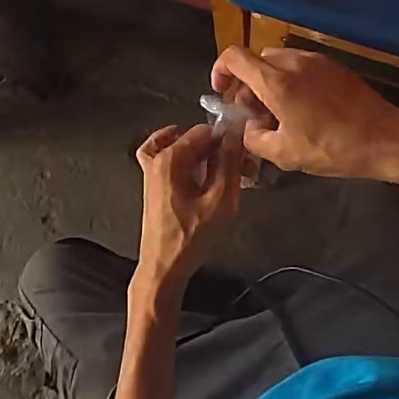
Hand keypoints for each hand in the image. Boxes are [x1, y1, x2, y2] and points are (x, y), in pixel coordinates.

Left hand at [132, 124, 242, 302]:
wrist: (164, 267)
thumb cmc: (191, 237)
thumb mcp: (219, 199)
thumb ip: (228, 163)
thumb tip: (235, 134)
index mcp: (170, 157)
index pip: (205, 131)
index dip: (228, 139)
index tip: (246, 156)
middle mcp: (157, 158)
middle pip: (195, 139)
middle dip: (220, 150)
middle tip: (244, 170)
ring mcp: (153, 170)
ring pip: (184, 149)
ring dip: (208, 157)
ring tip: (229, 174)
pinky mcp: (155, 184)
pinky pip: (170, 160)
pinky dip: (187, 160)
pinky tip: (202, 171)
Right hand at [211, 47, 398, 181]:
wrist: (388, 139)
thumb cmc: (333, 147)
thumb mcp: (285, 154)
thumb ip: (254, 139)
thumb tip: (250, 127)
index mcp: (276, 81)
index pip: (234, 57)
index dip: (220, 70)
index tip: (222, 91)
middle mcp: (293, 62)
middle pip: (255, 59)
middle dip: (246, 82)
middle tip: (253, 112)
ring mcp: (316, 61)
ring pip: (277, 61)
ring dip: (268, 81)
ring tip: (278, 111)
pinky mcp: (333, 67)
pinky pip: (299, 65)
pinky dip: (289, 80)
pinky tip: (302, 108)